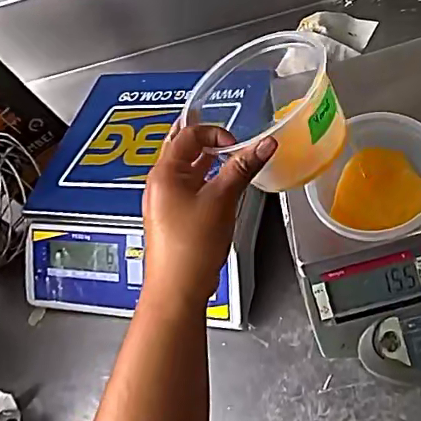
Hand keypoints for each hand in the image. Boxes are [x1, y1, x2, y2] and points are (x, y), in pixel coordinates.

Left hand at [141, 126, 274, 300]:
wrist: (177, 288)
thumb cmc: (189, 249)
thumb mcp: (222, 200)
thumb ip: (242, 169)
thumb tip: (262, 146)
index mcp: (164, 173)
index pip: (187, 134)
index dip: (215, 132)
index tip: (236, 144)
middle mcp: (158, 184)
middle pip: (184, 149)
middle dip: (210, 144)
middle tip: (233, 145)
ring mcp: (163, 201)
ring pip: (187, 170)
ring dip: (209, 164)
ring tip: (231, 166)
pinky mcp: (171, 217)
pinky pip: (188, 189)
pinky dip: (205, 183)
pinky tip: (221, 191)